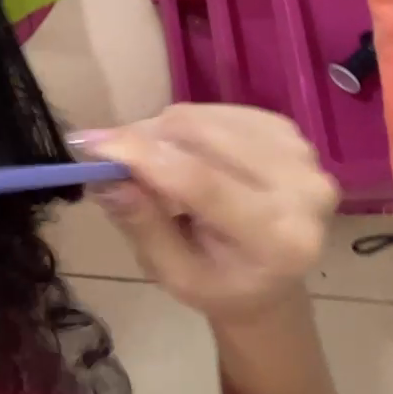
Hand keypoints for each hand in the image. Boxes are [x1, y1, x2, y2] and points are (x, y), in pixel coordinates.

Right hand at [73, 105, 339, 322]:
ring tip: (148, 160)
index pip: (200, 182)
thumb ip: (143, 225)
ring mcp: (301, 156)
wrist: (270, 278)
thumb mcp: (172, 273)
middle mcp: (303, 191)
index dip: (139, 155)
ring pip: (203, 118)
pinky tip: (182, 151)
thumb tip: (107, 179)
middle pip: (200, 138)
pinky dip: (184, 125)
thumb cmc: (217, 282)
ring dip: (160, 130)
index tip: (88, 143)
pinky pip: (215, 111)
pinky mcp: (288, 133)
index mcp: (278, 240)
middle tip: (109, 153)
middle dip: (142, 138)